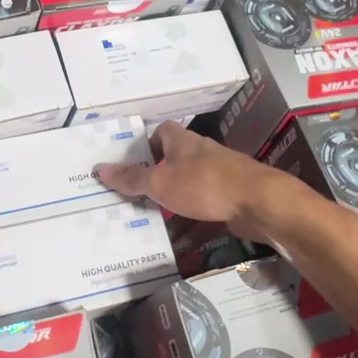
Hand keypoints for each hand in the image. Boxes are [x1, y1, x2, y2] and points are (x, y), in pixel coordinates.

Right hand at [98, 121, 302, 240]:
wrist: (257, 202)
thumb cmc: (204, 184)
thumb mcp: (161, 182)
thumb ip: (133, 178)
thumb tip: (99, 168)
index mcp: (183, 141)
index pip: (162, 130)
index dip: (147, 142)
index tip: (133, 161)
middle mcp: (202, 151)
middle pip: (176, 155)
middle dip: (159, 171)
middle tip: (138, 191)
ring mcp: (221, 172)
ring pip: (192, 178)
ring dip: (177, 192)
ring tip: (155, 212)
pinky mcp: (233, 193)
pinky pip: (207, 198)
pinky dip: (195, 209)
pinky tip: (185, 227)